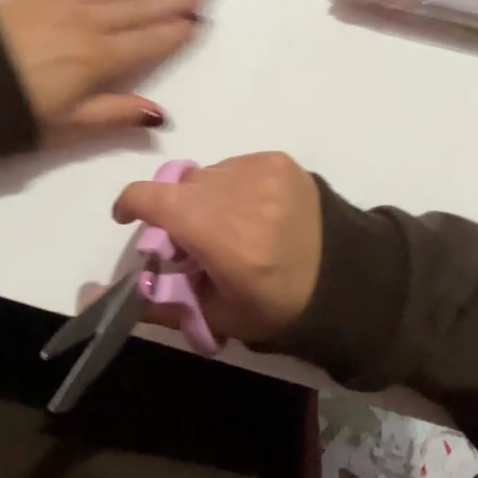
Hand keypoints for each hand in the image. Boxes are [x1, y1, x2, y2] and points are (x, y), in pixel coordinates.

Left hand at [0, 0, 208, 144]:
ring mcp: (65, 1)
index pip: (149, 42)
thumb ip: (115, 115)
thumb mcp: (67, 126)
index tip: (199, 19)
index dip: (176, 31)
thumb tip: (160, 113)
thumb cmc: (13, 111)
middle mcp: (89, 23)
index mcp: (99, 59)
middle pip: (139, 8)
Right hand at [112, 152, 322, 344]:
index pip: (151, 197)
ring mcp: (257, 171)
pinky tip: (256, 212)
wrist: (353, 281)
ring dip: (207, 197)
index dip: (129, 204)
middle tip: (194, 239)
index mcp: (216, 234)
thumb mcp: (222, 317)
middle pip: (179, 188)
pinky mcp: (277, 161)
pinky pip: (236, 166)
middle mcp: (233, 193)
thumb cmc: (282, 306)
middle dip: (176, 211)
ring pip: (207, 175)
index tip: (128, 219)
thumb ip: (166, 303)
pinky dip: (234, 186)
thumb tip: (124, 289)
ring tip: (233, 225)